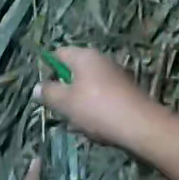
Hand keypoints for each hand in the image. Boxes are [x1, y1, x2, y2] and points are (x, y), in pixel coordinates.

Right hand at [37, 48, 170, 149]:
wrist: (141, 126)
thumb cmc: (98, 109)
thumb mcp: (66, 103)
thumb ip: (48, 93)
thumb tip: (37, 87)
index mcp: (84, 56)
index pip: (58, 53)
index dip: (48, 68)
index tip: (44, 89)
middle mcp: (100, 59)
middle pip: (74, 69)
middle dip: (64, 89)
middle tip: (58, 108)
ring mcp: (115, 74)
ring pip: (88, 85)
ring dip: (79, 101)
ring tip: (76, 121)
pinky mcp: (125, 90)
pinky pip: (102, 95)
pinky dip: (95, 107)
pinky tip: (95, 125)